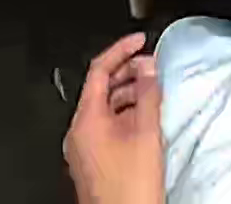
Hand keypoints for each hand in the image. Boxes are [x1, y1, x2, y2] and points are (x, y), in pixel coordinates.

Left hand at [64, 33, 164, 203]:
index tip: (138, 40)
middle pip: (100, 87)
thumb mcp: (145, 132)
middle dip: (126, 71)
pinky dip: (124, 113)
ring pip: (105, 106)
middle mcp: (79, 132)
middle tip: (149, 64)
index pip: (98, 69)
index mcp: (85, 120)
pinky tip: (144, 117)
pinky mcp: (93, 163)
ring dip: (127, 92)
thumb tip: (148, 67)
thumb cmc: (130, 191)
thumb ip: (147, 93)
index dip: (120, 49)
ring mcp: (84, 149)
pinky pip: (106, 125)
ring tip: (151, 89)